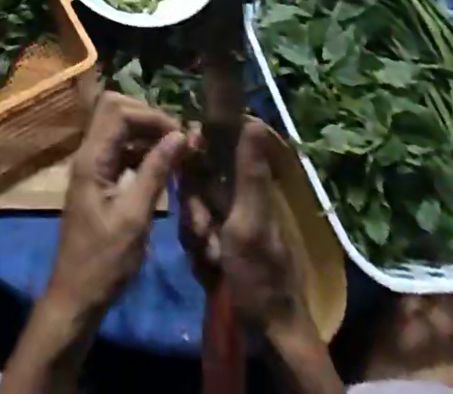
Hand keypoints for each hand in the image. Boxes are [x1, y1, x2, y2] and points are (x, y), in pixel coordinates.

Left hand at [45, 93, 185, 322]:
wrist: (77, 293)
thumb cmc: (105, 261)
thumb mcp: (135, 218)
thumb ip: (155, 173)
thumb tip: (180, 136)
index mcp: (91, 159)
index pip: (117, 112)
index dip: (150, 116)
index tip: (181, 135)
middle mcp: (88, 153)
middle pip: (114, 111)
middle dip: (148, 118)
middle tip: (179, 139)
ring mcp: (92, 165)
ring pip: (118, 128)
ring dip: (147, 133)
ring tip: (179, 151)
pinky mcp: (100, 178)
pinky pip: (121, 150)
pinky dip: (143, 150)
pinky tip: (165, 166)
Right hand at [180, 118, 309, 337]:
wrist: (266, 334)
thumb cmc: (260, 274)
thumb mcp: (250, 220)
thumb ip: (248, 173)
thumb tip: (253, 120)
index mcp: (252, 185)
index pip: (221, 143)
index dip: (200, 142)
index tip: (185, 152)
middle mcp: (239, 195)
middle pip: (199, 177)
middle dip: (194, 205)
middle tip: (205, 233)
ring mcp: (228, 220)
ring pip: (192, 205)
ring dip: (195, 232)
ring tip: (210, 257)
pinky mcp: (217, 242)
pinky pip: (192, 231)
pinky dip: (197, 251)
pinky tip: (208, 269)